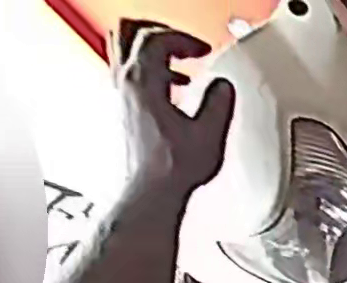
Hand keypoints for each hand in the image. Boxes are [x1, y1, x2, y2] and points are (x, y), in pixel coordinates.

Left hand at [111, 22, 235, 192]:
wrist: (154, 187)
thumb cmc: (175, 166)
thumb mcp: (208, 135)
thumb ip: (218, 106)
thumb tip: (224, 86)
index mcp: (144, 81)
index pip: (157, 40)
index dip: (183, 39)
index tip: (203, 48)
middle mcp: (126, 80)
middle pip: (130, 32)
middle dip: (162, 32)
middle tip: (186, 44)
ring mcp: (122, 91)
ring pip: (126, 47)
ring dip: (153, 48)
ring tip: (180, 61)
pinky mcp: (126, 105)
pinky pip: (131, 71)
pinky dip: (152, 68)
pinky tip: (174, 86)